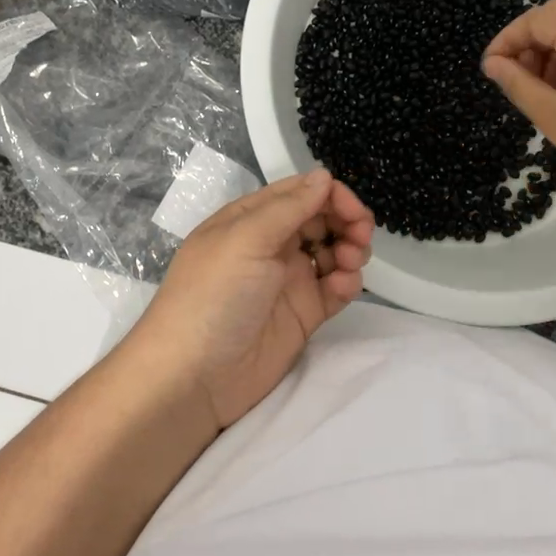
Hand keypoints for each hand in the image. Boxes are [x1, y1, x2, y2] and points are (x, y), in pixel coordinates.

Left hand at [131, 169, 374, 429]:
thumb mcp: (245, 239)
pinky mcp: (302, 315)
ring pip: (332, 252)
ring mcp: (287, 281)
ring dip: (350, 249)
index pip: (299, 193)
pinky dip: (347, 282)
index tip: (355, 211)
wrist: (193, 379)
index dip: (330, 195)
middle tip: (361, 236)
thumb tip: (324, 176)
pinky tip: (345, 285)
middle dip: (346, 221)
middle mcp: (270, 245)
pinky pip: (333, 289)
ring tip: (352, 262)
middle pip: (320, 220)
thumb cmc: (213, 296)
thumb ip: (289, 207)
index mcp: (250, 220)